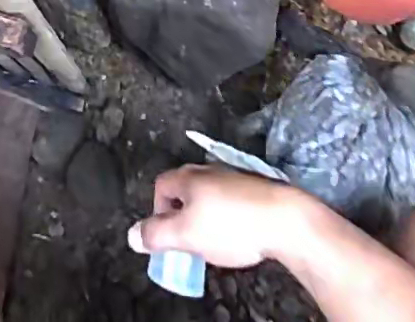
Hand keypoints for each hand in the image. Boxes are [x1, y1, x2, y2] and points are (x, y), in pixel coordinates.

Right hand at [127, 165, 321, 268]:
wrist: (283, 219)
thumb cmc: (230, 225)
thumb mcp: (186, 235)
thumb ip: (156, 235)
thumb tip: (131, 235)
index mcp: (186, 177)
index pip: (160, 186)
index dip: (158, 211)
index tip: (167, 236)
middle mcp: (205, 170)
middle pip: (183, 190)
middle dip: (181, 216)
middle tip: (189, 242)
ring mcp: (230, 177)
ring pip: (207, 195)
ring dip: (204, 217)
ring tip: (214, 242)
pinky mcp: (251, 188)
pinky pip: (228, 200)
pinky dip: (226, 217)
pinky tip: (238, 235)